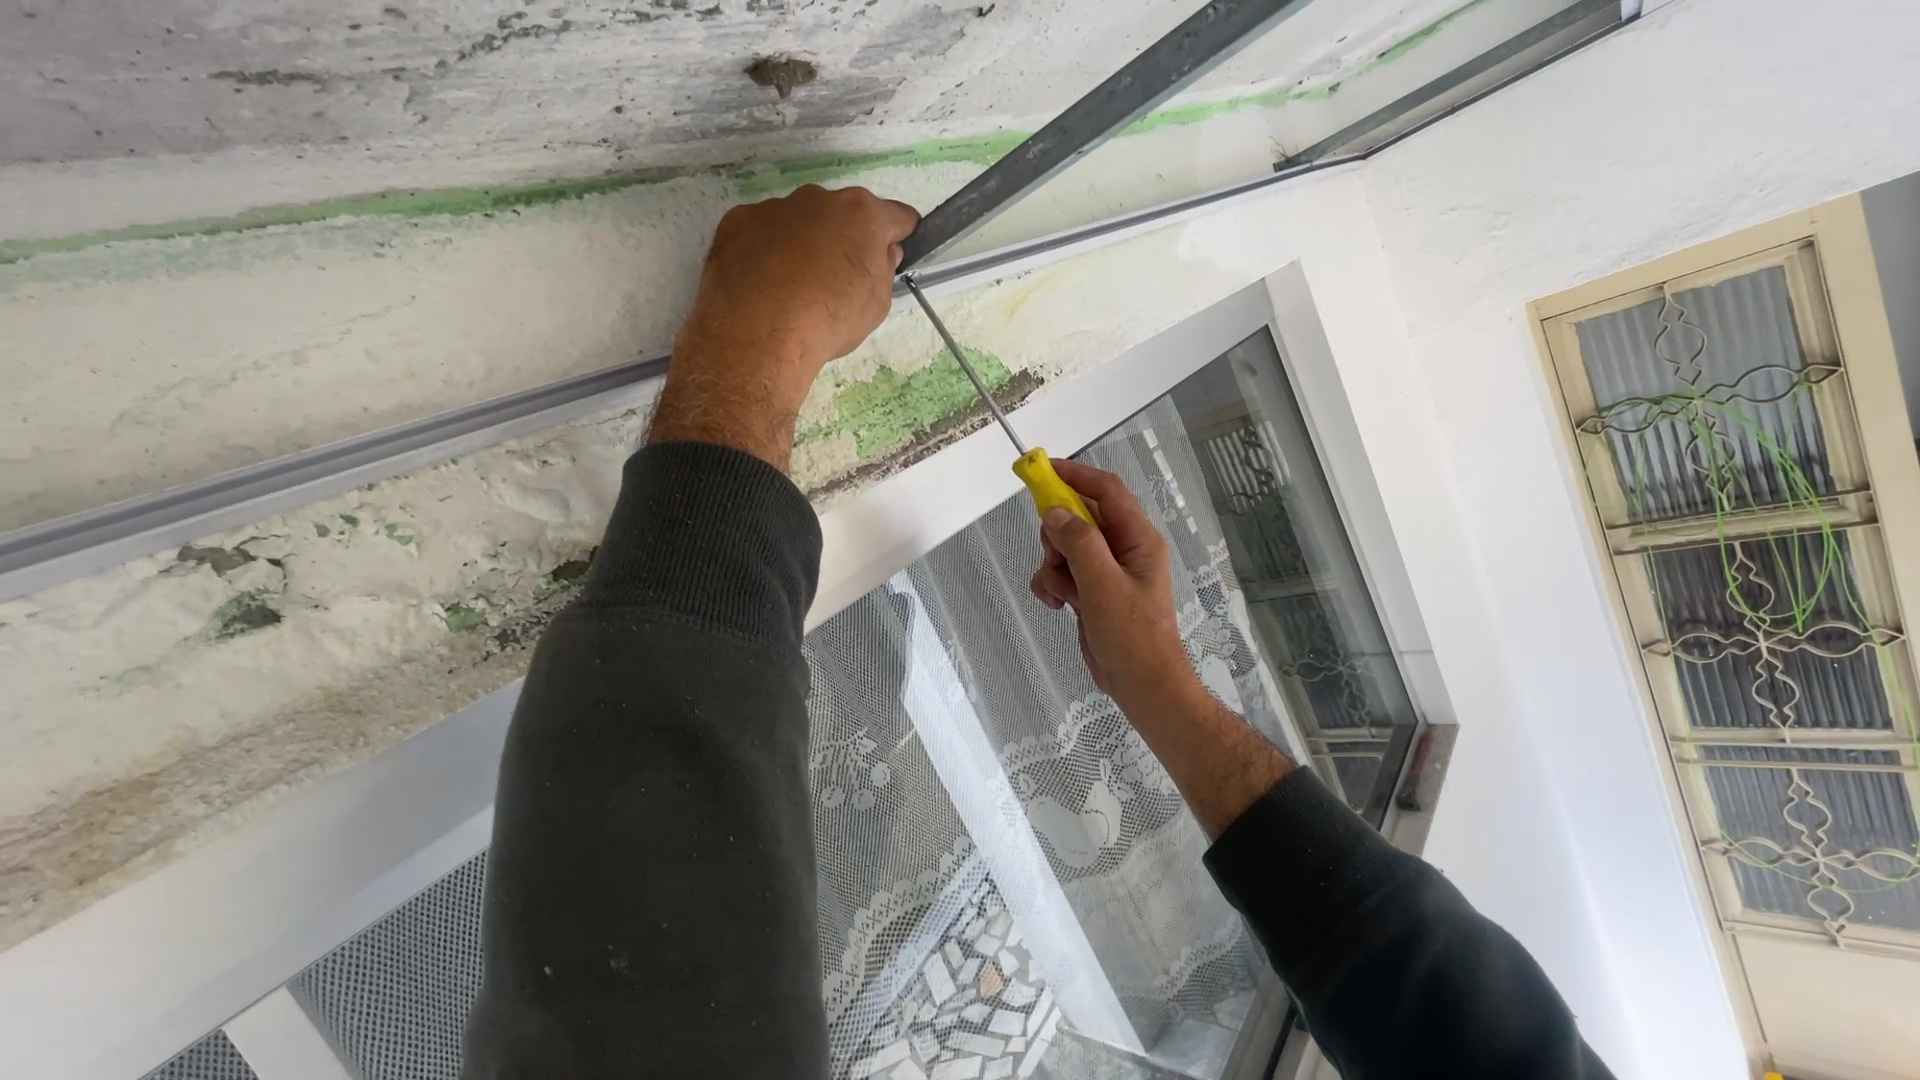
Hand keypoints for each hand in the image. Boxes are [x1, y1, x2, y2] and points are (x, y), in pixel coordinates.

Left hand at [650, 185, 919, 469]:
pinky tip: (762, 285)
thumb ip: (883, 268)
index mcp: (861, 213)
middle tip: (837, 279)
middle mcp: (818, 198)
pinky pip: (760, 233)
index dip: (900, 234)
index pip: (896, 215)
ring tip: (792, 288)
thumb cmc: (830, 319)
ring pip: (798, 221)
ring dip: (802, 244)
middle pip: (841, 214)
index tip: (894, 251)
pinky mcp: (736, 222)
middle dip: (844, 238)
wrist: (760, 333)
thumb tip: (881, 251)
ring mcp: (773, 207)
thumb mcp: (877, 304)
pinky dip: (765, 252)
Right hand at [1029, 459, 1199, 710]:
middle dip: (1057, 534)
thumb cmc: (1132, 635)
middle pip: (1079, 518)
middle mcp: (1123, 549)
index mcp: (1138, 538)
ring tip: (1061, 592)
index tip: (1041, 470)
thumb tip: (1054, 514)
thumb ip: (1080, 545)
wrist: (1141, 684)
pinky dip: (1051, 584)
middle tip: (1051, 554)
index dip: (1075, 475)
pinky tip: (1054, 605)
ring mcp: (1106, 571)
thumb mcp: (1104, 586)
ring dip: (1052, 566)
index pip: (1106, 491)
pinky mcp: (1091, 592)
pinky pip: (1061, 573)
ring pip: (1065, 547)